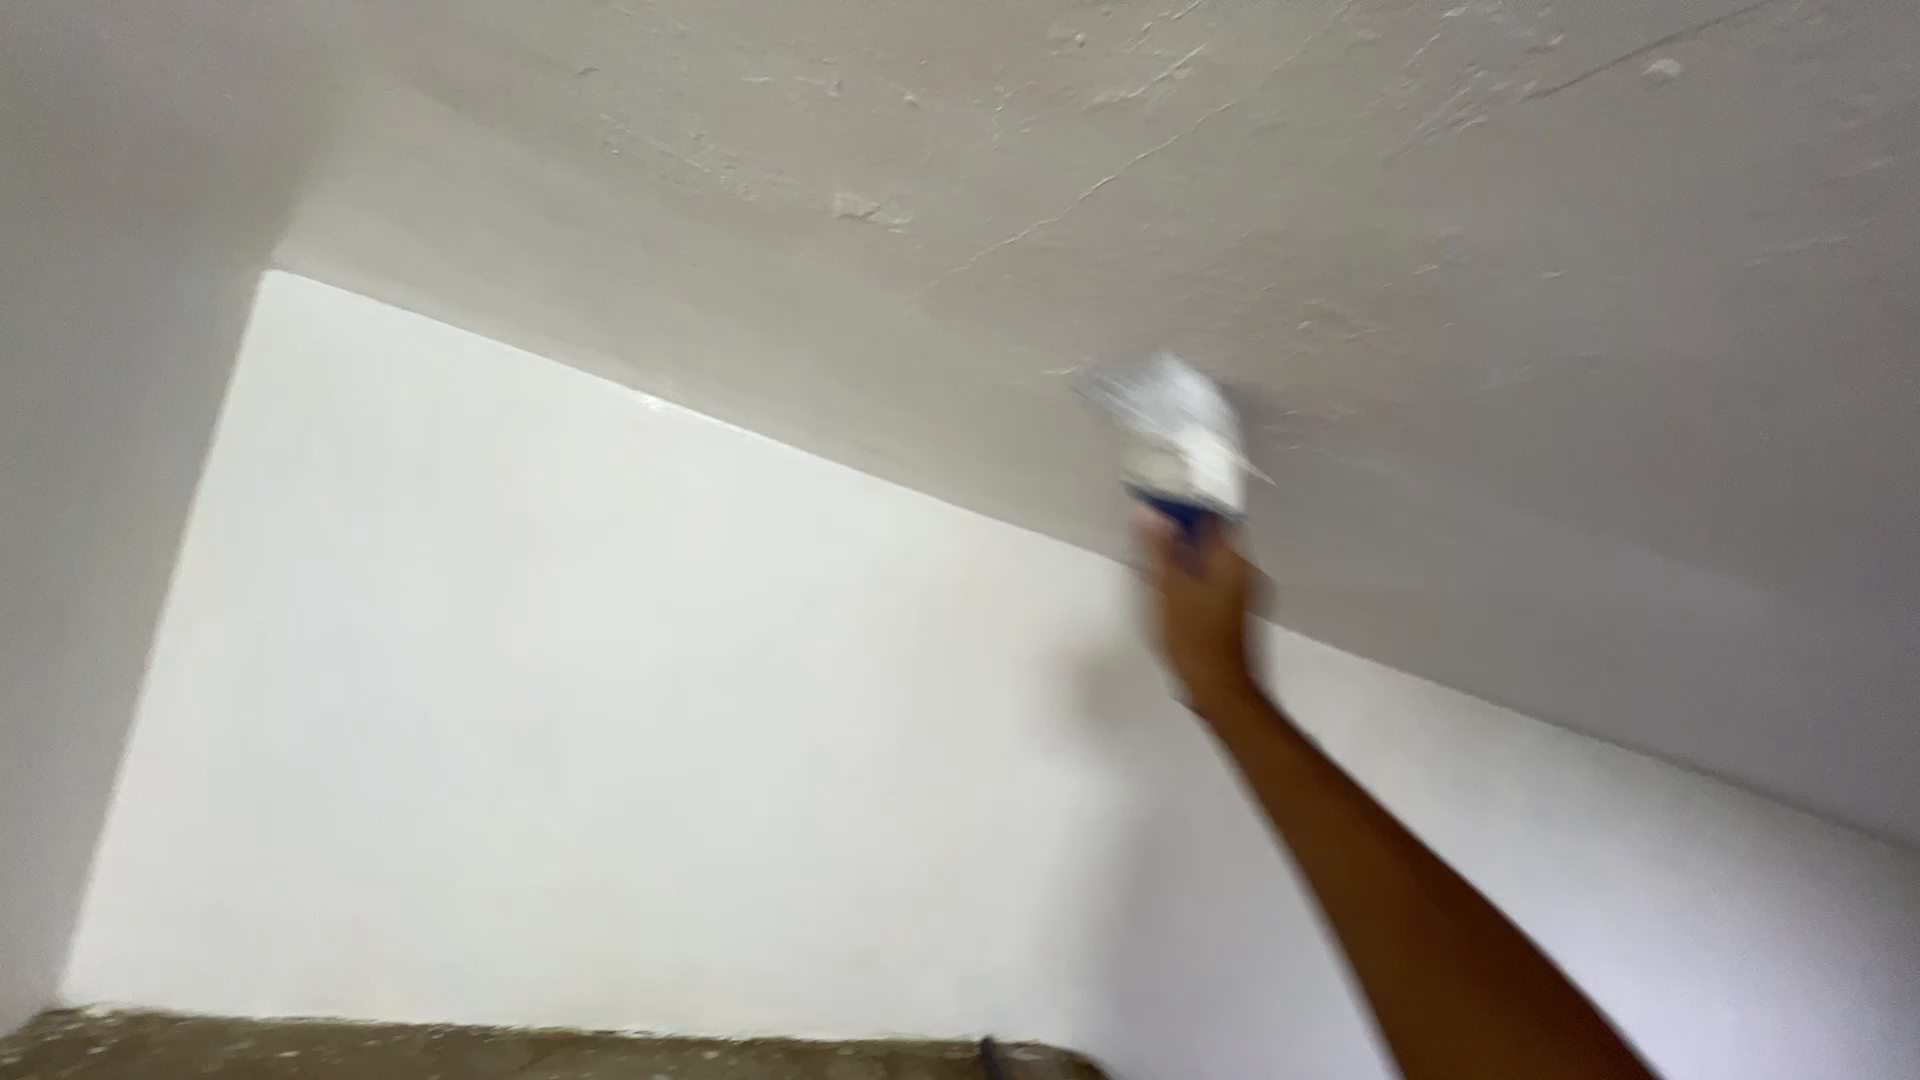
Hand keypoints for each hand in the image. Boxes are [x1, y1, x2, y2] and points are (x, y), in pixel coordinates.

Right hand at [1139, 510, 1262, 717]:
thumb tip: (1148, 511)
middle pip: (1214, 537)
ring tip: (1157, 567)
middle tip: (1151, 539)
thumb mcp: (1167, 588)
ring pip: (1214, 560)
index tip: (1159, 506)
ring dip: (1187, 557)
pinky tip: (1173, 591)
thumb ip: (1158, 548)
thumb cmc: (1191, 636)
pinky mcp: (1239, 610)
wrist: (1219, 688)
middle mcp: (1247, 570)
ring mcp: (1247, 592)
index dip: (1185, 507)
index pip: (1213, 514)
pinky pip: (1217, 580)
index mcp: (1233, 558)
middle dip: (1183, 534)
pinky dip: (1196, 577)